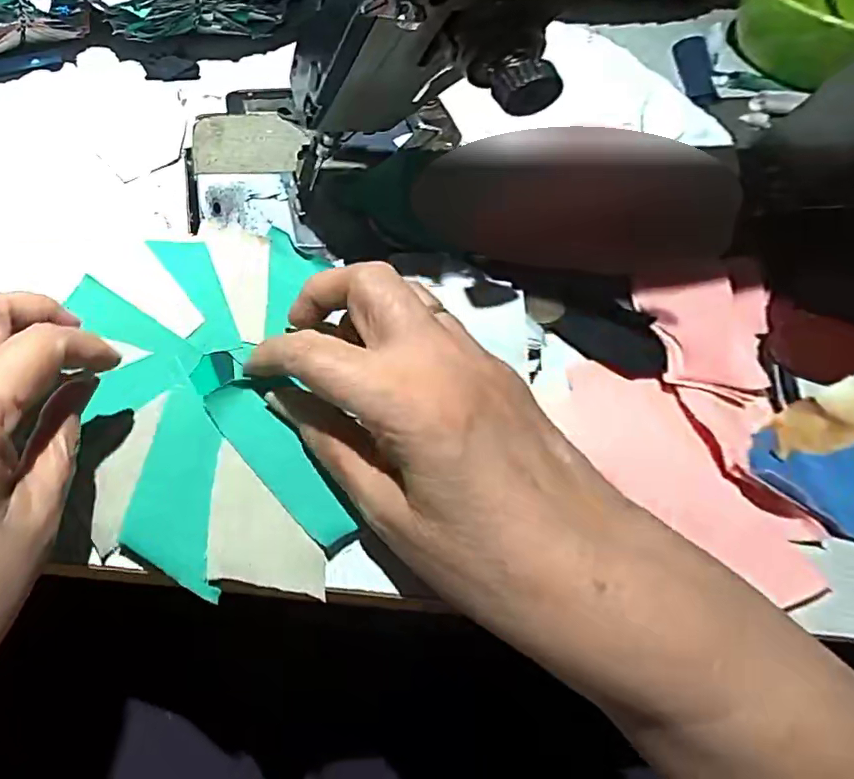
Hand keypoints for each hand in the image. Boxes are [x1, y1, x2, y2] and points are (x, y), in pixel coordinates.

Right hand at [247, 263, 853, 778]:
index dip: (271, 354)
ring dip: (360, 303)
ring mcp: (473, 351)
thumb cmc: (485, 562)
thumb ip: (330, 445)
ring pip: (404, 289)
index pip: (315, 349)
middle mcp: (437, 353)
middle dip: (319, 294)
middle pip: (368, 278)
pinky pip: (432, 317)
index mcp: (404, 395)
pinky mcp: (495, 364)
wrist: (601, 575)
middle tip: (299, 338)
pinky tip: (388, 374)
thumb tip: (287, 401)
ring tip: (340, 350)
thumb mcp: (389, 515)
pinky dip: (394, 323)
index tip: (252, 368)